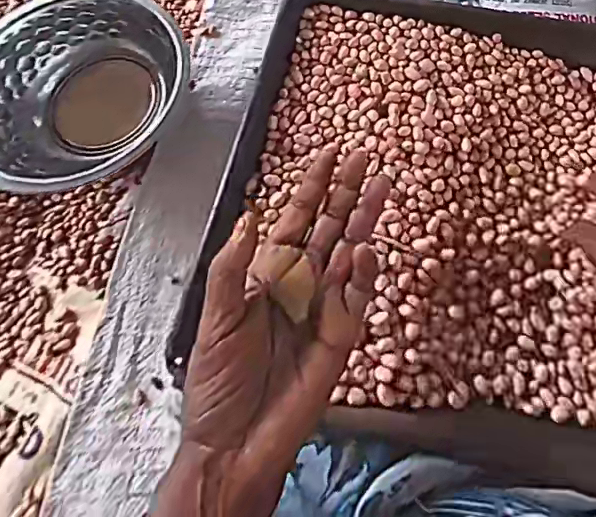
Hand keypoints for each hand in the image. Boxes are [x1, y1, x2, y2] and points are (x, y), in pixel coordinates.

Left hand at [176, 148, 389, 511]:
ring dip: (365, 218)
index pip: (297, 215)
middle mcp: (300, 280)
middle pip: (330, 224)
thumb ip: (232, 265)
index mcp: (270, 269)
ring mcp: (323, 305)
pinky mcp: (341, 335)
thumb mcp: (215, 316)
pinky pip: (357, 297)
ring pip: (349, 250)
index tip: (330, 153)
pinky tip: (364, 249)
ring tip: (381, 186)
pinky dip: (363, 273)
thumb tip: (251, 215)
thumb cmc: (218, 380)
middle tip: (364, 156)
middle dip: (346, 190)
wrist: (233, 443)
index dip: (314, 183)